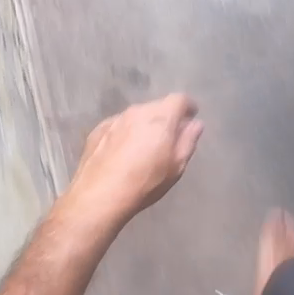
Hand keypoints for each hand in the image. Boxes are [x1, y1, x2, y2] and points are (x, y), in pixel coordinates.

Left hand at [59, 94, 203, 229]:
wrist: (100, 195)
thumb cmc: (145, 182)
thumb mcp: (176, 166)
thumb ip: (188, 140)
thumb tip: (195, 124)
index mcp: (161, 117)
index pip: (179, 99)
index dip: (188, 106)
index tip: (191, 117)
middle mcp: (137, 112)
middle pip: (157, 106)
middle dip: (166, 117)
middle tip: (169, 138)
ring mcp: (115, 119)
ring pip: (136, 116)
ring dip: (144, 125)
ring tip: (145, 147)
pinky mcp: (98, 130)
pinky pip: (119, 125)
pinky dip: (126, 133)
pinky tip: (123, 153)